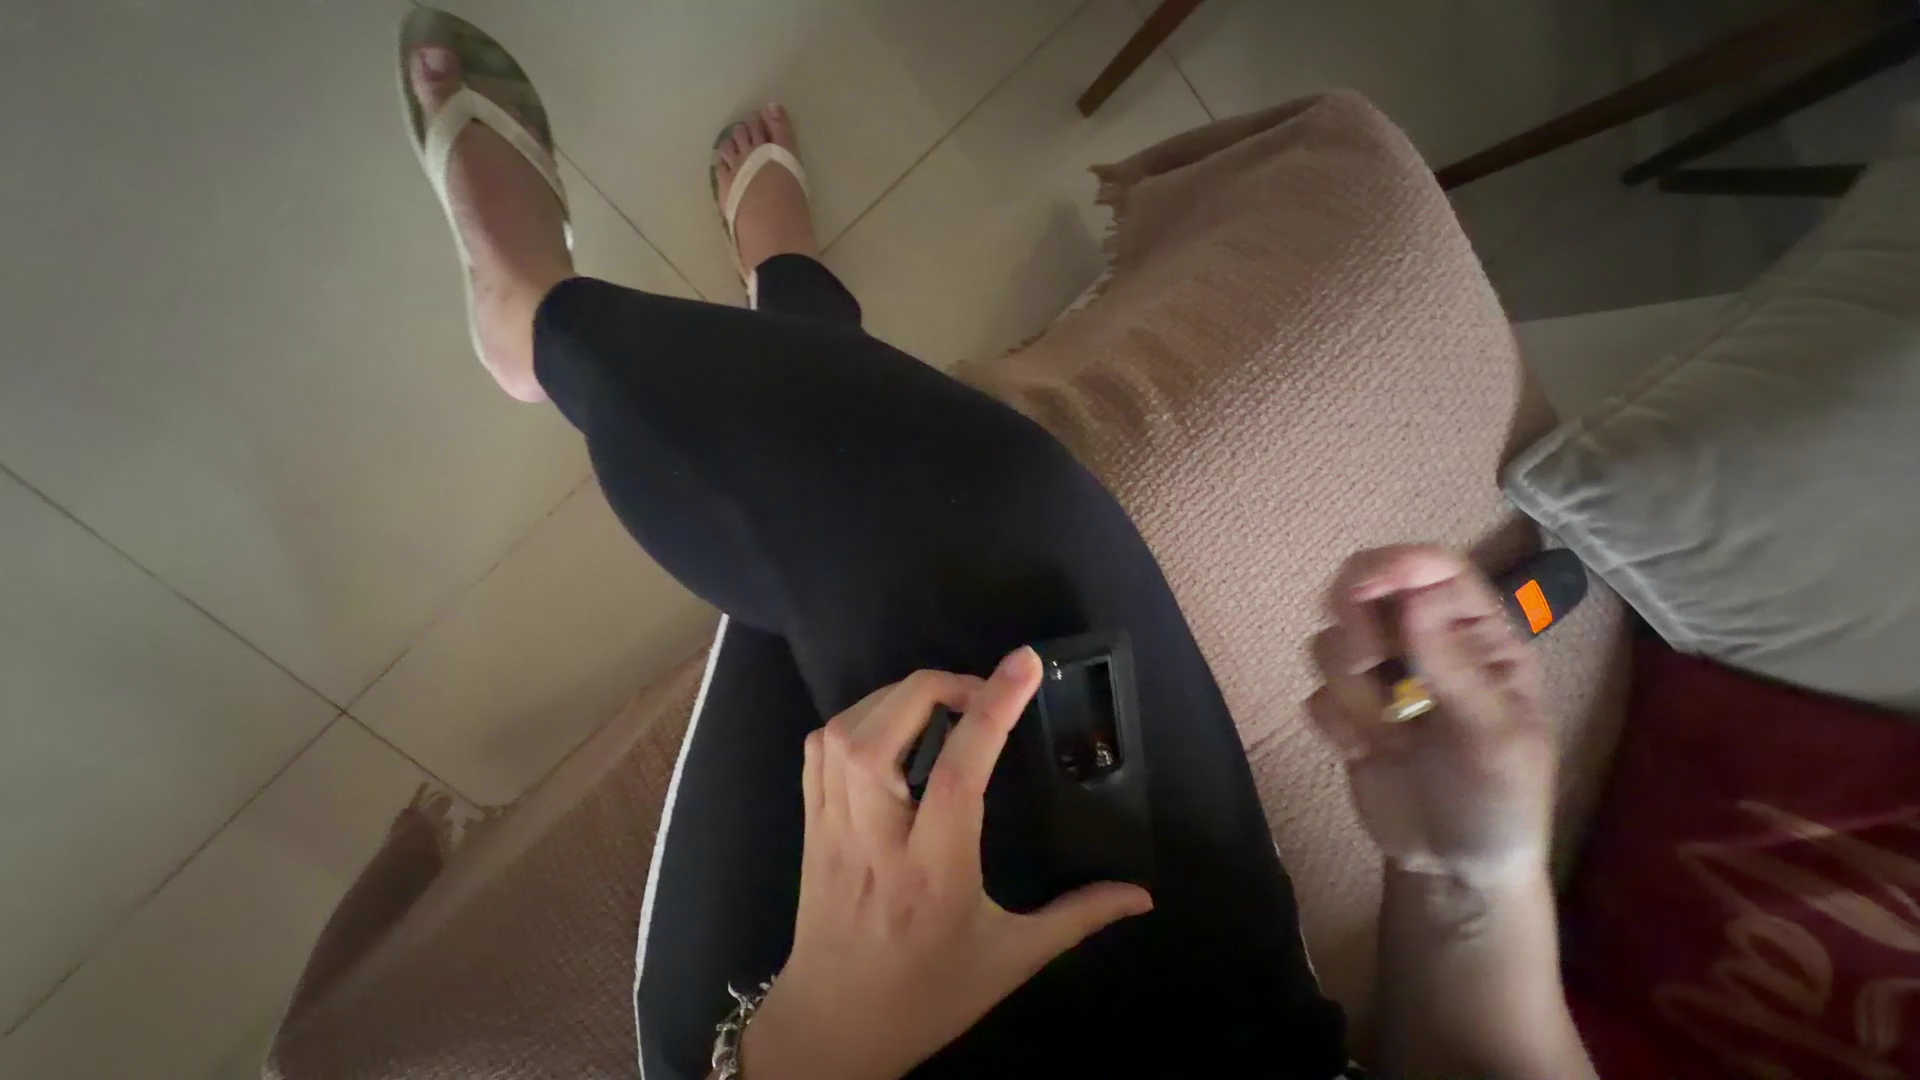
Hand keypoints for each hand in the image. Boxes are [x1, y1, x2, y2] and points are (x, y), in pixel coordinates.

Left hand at [742, 646, 1153, 1079]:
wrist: (831, 1027)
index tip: (1024, 662)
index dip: (993, 708)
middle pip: (884, 734)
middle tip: (981, 691)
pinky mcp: (809, 823)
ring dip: (896, 696)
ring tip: (941, 702)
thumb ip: (1077, 918)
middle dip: (936, 688)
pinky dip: (855, 717)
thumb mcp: (1011, 960)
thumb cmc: (927, 993)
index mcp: (933, 872)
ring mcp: (831, 827)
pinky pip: (818, 749)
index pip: (960, 773)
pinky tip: (889, 725)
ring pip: (845, 733)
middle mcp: (874, 839)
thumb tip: (1142, 896)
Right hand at [1306, 546, 1554, 884]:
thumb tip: (1417, 595)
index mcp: (1478, 639)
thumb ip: (1453, 665)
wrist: (1452, 868)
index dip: (1395, 566)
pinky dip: (1336, 723)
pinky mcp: (1345, 711)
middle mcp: (1424, 645)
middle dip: (1355, 623)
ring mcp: (1381, 678)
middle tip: (1367, 662)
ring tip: (1387, 734)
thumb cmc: (1497, 799)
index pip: (1436, 570)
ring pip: (1332, 640)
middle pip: (1366, 588)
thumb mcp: (1493, 738)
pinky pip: (1315, 692)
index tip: (1359, 588)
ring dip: (1351, 689)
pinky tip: (1366, 753)